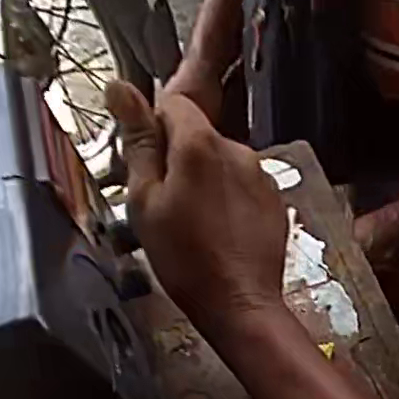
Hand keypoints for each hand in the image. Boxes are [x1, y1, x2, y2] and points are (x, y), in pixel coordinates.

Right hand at [103, 82, 286, 335]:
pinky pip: (245, 191)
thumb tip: (122, 91)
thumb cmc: (190, 264)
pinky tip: (221, 234)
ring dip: (209, 183)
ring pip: (225, 165)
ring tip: (197, 225)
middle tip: (169, 202)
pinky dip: (232, 204)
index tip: (148, 158)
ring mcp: (262, 181)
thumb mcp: (145, 201)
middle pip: (202, 136)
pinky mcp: (276, 206)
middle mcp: (239, 154)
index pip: (173, 103)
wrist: (241, 307)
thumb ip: (138, 143)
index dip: (156, 128)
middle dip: (182, 159)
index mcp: (200, 145)